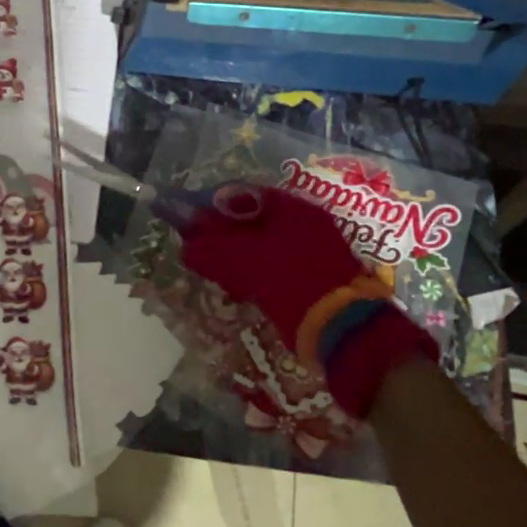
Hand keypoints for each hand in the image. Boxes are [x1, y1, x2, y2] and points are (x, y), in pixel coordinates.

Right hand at [176, 184, 435, 417]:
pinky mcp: (314, 280)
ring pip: (264, 247)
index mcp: (293, 211)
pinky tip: (237, 288)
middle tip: (199, 245)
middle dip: (225, 234)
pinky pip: (274, 269)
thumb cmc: (289, 281)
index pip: (245, 196)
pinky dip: (254, 275)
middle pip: (254, 222)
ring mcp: (314, 254)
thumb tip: (185, 248)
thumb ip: (209, 251)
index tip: (193, 218)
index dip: (215, 205)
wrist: (341, 329)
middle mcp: (307, 226)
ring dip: (238, 257)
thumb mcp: (241, 262)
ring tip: (213, 269)